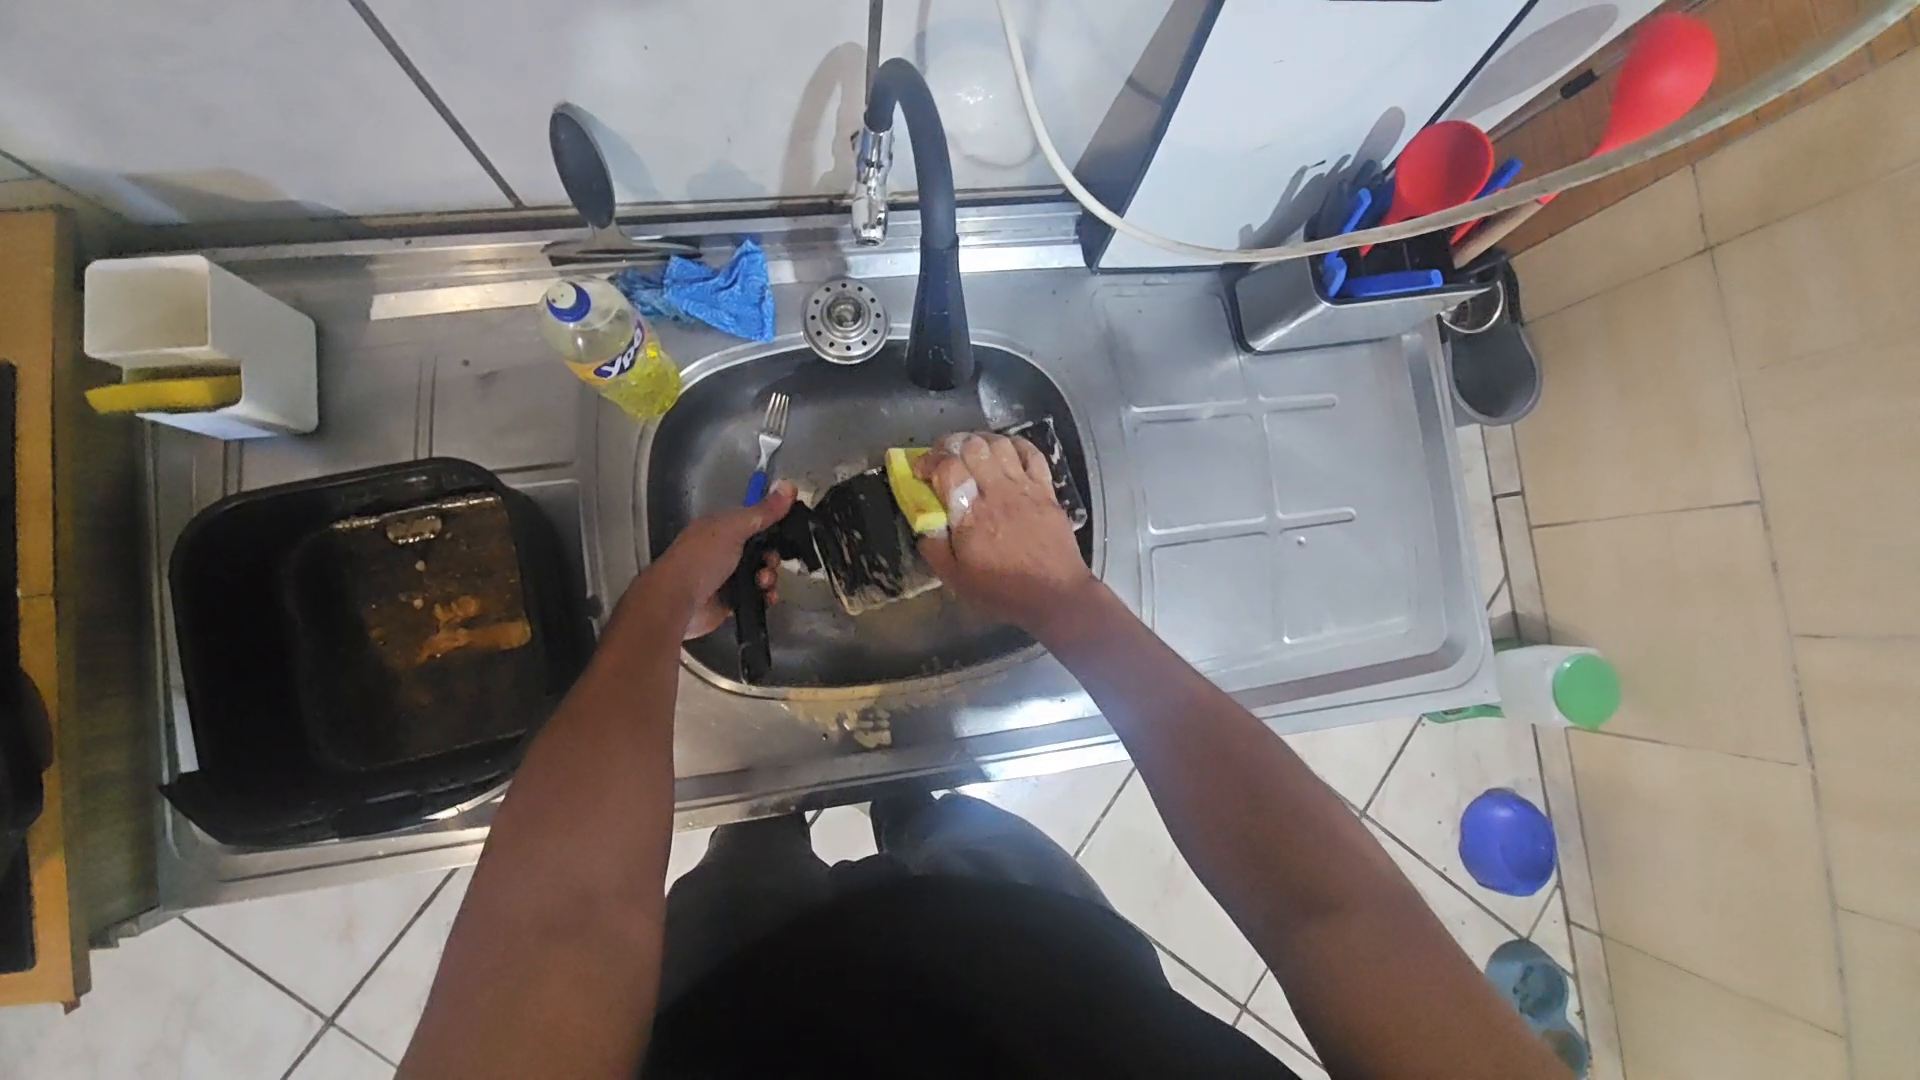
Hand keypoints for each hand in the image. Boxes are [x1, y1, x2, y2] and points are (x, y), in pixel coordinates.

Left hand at [632, 481, 796, 639]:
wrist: (678, 601)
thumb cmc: (701, 558)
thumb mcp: (734, 528)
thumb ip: (763, 511)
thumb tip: (790, 485)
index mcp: (721, 527)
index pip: (754, 520)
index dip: (772, 524)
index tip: (788, 529)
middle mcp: (725, 549)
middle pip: (762, 549)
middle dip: (772, 556)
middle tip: (770, 561)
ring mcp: (728, 576)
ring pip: (762, 572)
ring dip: (769, 577)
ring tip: (763, 583)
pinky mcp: (732, 600)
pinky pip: (758, 595)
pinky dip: (766, 596)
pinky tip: (767, 596)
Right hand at [914, 432, 1096, 635]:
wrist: (1055, 594)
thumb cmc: (1002, 590)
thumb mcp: (956, 578)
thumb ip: (934, 548)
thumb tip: (925, 525)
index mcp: (971, 514)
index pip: (947, 466)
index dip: (928, 460)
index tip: (920, 471)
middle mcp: (997, 492)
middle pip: (972, 445)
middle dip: (951, 444)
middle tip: (943, 457)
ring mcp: (1025, 488)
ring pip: (1000, 444)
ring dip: (981, 441)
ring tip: (971, 452)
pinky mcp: (1046, 490)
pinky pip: (1032, 454)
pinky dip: (1015, 445)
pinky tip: (1005, 451)